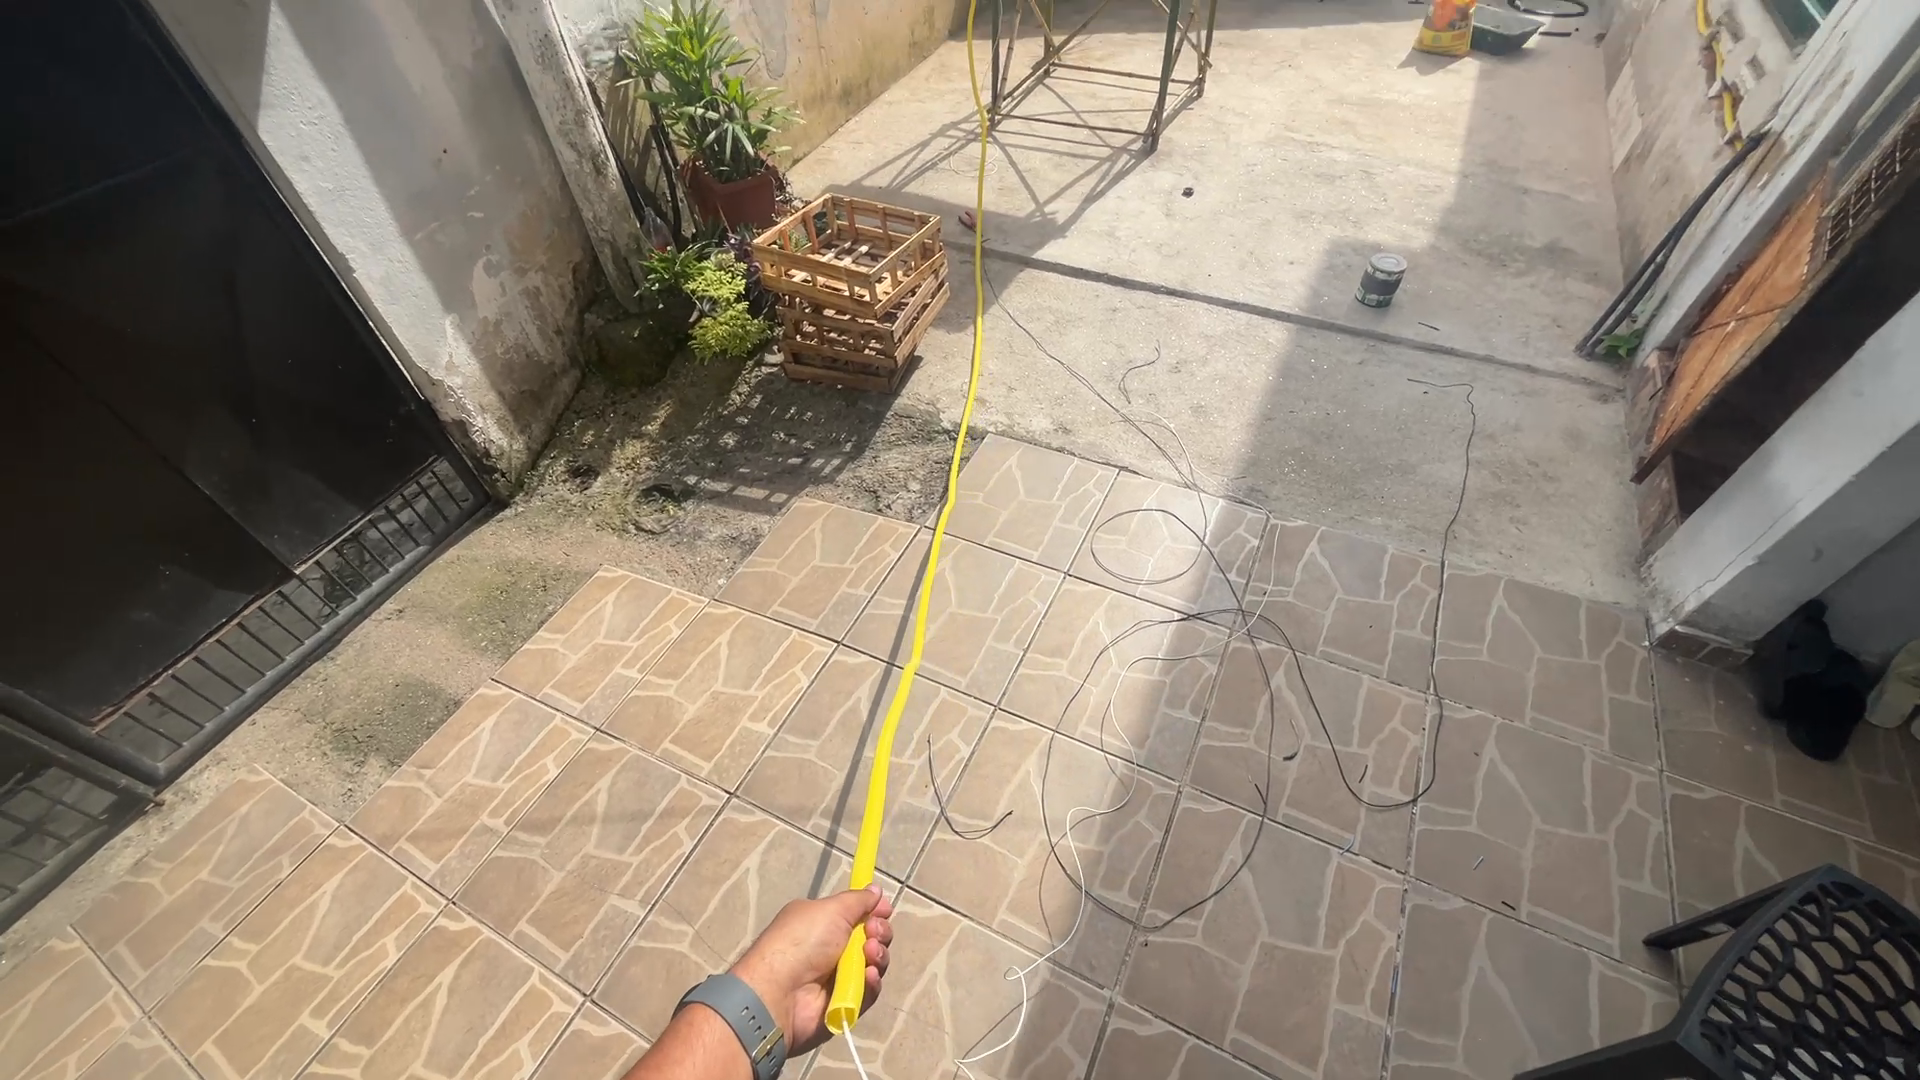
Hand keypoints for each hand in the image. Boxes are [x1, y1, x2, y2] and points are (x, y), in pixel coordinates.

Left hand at [729, 886, 894, 1054]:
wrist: (780, 993)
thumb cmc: (803, 941)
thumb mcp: (831, 910)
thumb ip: (857, 900)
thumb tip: (875, 890)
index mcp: (824, 923)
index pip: (858, 914)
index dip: (874, 911)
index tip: (884, 909)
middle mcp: (832, 948)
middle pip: (871, 938)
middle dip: (879, 932)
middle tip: (872, 932)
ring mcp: (839, 977)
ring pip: (874, 963)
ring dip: (878, 955)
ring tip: (868, 954)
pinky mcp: (845, 1004)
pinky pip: (869, 992)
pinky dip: (872, 983)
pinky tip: (868, 975)